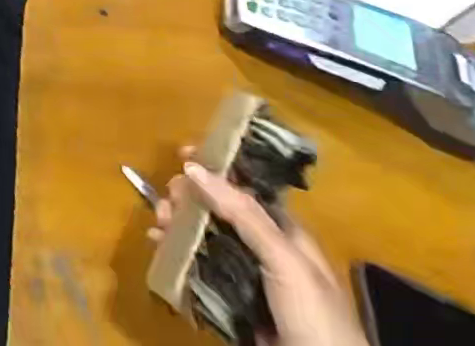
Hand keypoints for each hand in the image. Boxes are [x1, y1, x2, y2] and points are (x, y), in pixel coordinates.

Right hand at [150, 160, 367, 345]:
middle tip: (169, 199)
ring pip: (202, 237)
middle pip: (216, 210)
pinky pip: (195, 268)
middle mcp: (262, 249)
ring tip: (160, 224)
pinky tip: (158, 246)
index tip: (182, 156)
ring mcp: (244, 276)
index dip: (214, 169)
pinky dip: (175, 254)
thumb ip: (243, 214)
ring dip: (178, 224)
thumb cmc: (315, 319)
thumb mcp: (285, 261)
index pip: (244, 188)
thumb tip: (193, 167)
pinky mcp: (228, 302)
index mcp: (283, 233)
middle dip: (189, 198)